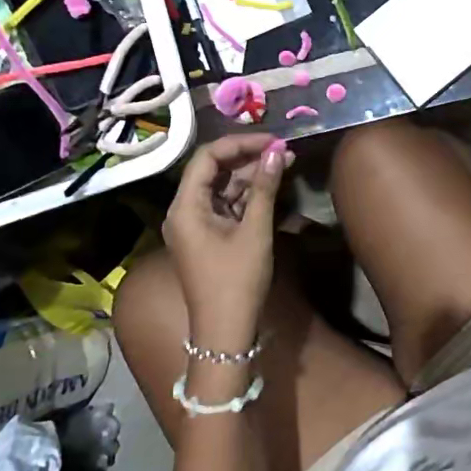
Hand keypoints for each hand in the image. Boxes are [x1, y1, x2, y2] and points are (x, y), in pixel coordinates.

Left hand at [163, 134, 294, 349]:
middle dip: (249, 158)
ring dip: (252, 176)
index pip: (207, 158)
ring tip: (285, 163)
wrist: (226, 330)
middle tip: (284, 151)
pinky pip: (227, 206)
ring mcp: (196, 225)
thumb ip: (265, 188)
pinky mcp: (209, 237)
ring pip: (223, 188)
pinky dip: (248, 195)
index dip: (240, 143)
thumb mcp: (255, 231)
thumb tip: (278, 151)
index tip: (273, 140)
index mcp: (186, 206)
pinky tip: (273, 186)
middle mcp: (185, 211)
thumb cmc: (237, 280)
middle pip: (214, 170)